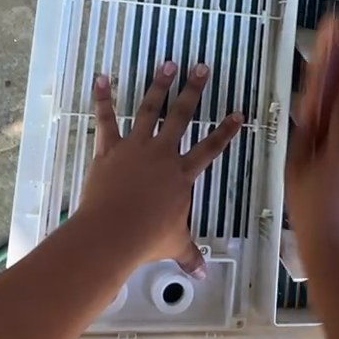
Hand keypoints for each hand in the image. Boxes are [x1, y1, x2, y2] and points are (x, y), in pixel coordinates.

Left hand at [78, 61, 243, 275]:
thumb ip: (188, 253)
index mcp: (181, 174)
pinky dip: (102, 99)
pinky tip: (101, 79)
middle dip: (193, 90)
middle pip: (181, 116)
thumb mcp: (174, 244)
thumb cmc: (146, 238)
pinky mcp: (110, 150)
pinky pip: (106, 120)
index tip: (237, 113)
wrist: (112, 232)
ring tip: (167, 64)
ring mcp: (135, 148)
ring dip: (158, 86)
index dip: (225, 131)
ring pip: (149, 110)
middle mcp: (162, 154)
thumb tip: (201, 274)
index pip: (210, 148)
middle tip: (201, 68)